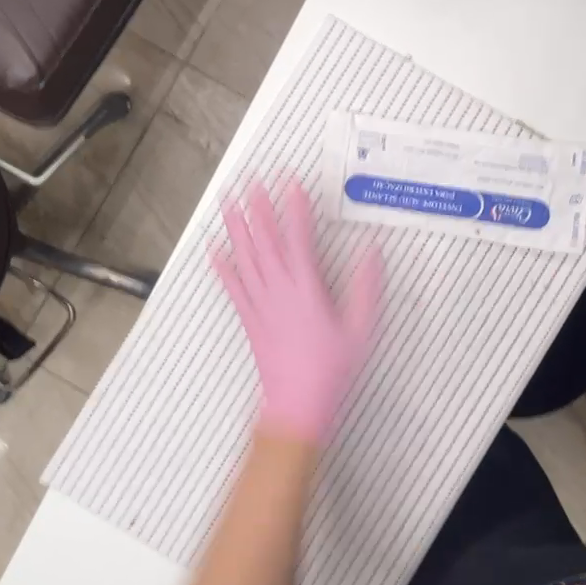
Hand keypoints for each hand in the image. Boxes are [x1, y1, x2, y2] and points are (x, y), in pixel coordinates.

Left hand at [212, 181, 382, 442]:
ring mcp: (260, 304)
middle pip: (265, 241)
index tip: (289, 180)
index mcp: (307, 288)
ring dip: (236, 227)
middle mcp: (279, 290)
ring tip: (228, 200)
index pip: (298, 237)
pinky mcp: (248, 319)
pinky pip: (232, 287)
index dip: (294, 207)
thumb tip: (372, 249)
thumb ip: (366, 288)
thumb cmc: (333, 368)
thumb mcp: (361, 329)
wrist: (297, 406)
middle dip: (258, 207)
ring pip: (244, 257)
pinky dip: (221, 266)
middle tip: (250, 178)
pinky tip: (212, 248)